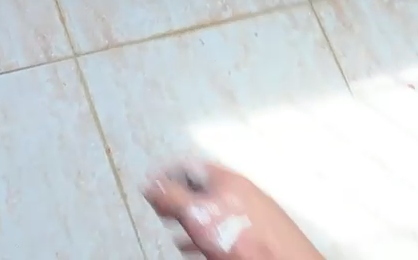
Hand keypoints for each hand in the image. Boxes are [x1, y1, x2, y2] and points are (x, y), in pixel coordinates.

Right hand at [143, 160, 322, 259]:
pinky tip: (205, 250)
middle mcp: (243, 190)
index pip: (185, 166)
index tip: (152, 189)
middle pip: (200, 190)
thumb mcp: (197, 215)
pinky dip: (214, 236)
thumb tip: (149, 183)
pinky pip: (231, 229)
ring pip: (216, 212)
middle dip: (179, 204)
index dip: (164, 177)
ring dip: (195, 224)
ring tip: (182, 238)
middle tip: (164, 215)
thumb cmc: (249, 243)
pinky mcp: (268, 235)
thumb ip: (170, 196)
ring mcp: (258, 213)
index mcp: (226, 178)